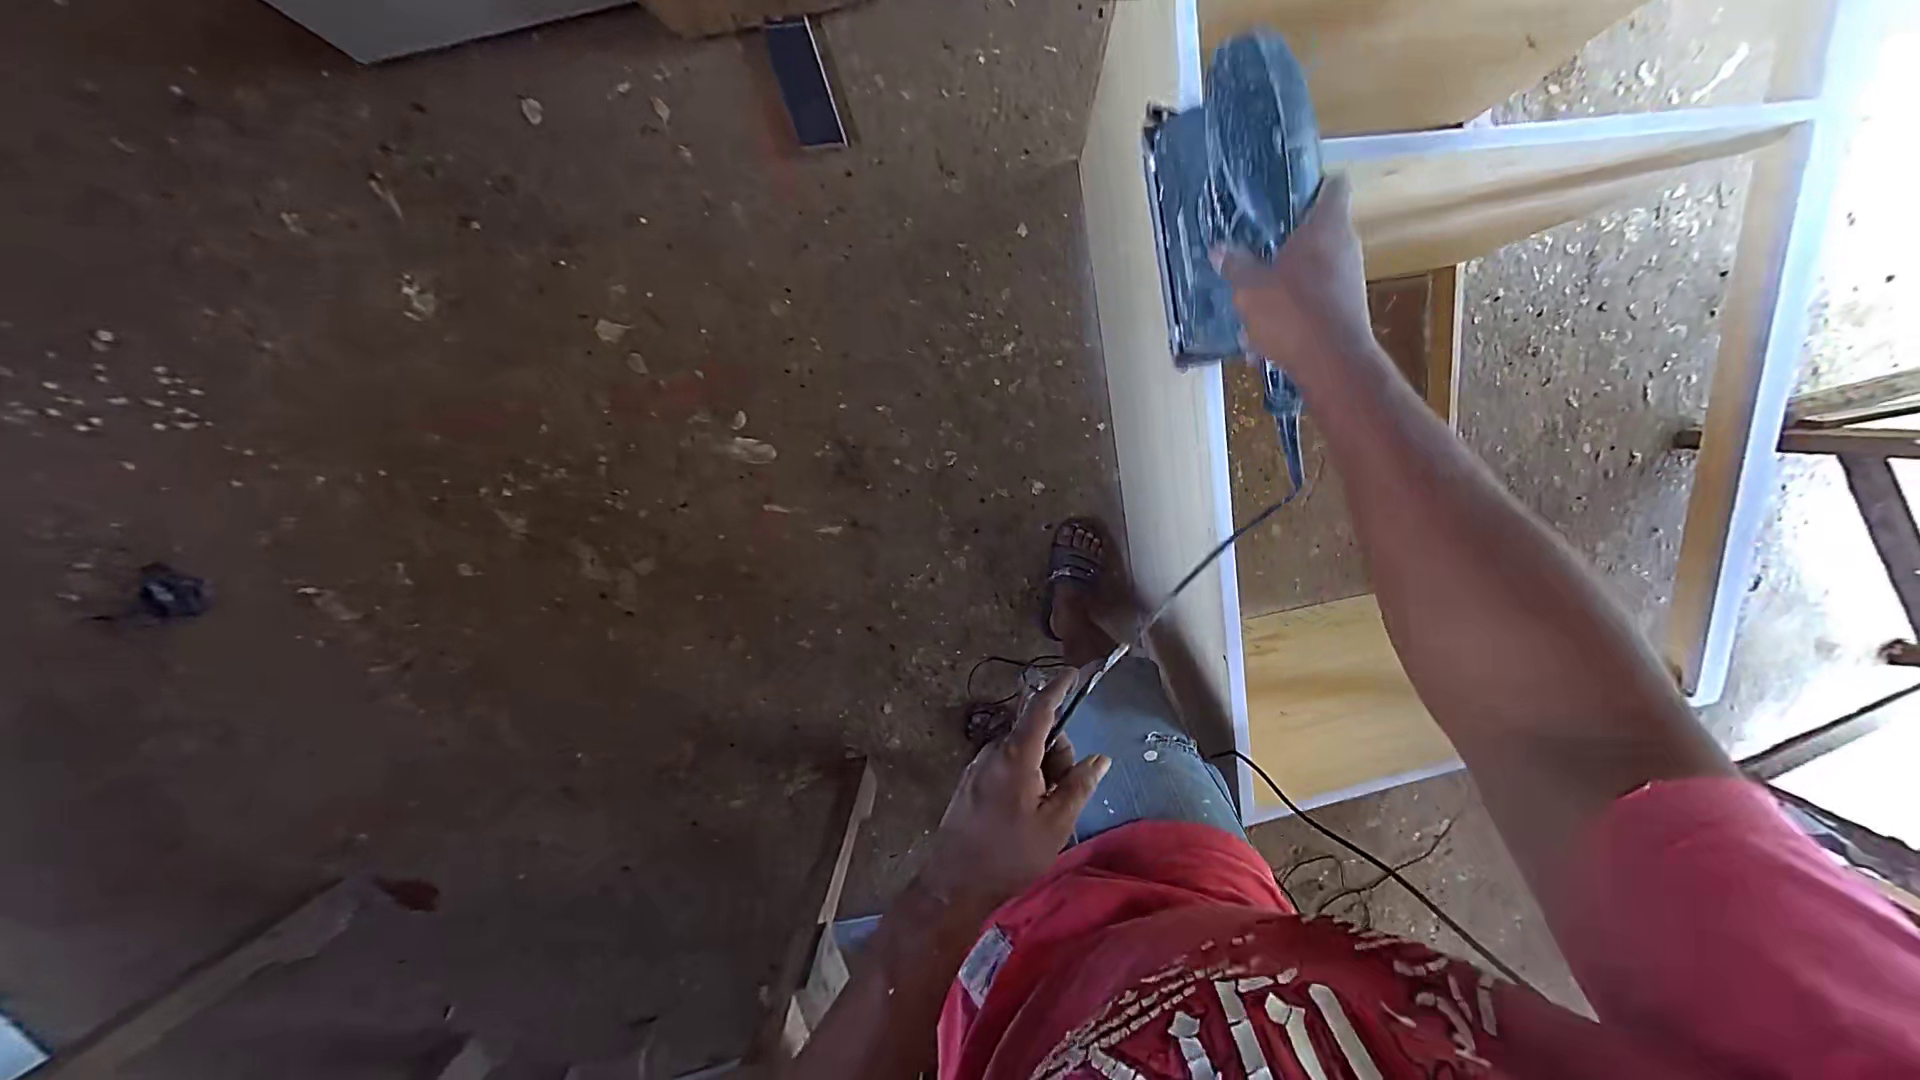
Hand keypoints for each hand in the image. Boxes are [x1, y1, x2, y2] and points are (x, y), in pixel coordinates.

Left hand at [919, 675, 1110, 913]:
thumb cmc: (1010, 854)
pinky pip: (1006, 765)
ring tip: (1041, 812)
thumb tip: (1099, 759)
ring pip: (1023, 751)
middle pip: (1036, 733)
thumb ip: (1078, 785)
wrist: (955, 882)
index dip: (1059, 688)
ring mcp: (979, 765)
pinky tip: (1023, 813)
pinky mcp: (971, 780)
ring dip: (1040, 770)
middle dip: (1057, 754)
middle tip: (1061, 794)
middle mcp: (993, 751)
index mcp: (1015, 755)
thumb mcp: (1056, 824)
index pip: (1040, 708)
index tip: (1073, 673)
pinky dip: (1023, 778)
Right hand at [1216, 175, 1377, 380]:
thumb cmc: (1291, 313)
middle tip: (1255, 252)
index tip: (1285, 198)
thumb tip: (1219, 249)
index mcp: (1325, 227)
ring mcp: (1349, 277)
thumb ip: (1235, 266)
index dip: (1311, 186)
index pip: (1332, 186)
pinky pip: (1315, 298)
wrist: (1331, 362)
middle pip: (1318, 231)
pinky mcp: (1346, 306)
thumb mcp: (1249, 289)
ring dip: (1286, 281)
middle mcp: (1345, 245)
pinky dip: (1293, 308)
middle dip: (1287, 242)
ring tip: (1253, 300)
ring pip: (1314, 268)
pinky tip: (1267, 332)